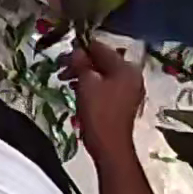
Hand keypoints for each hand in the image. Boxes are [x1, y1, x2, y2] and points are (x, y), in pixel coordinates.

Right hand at [67, 42, 145, 156]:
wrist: (109, 146)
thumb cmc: (98, 112)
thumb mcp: (86, 82)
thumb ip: (81, 62)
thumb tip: (76, 50)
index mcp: (125, 68)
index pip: (101, 48)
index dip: (80, 48)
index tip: (63, 52)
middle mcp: (131, 75)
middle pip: (102, 61)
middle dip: (80, 63)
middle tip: (61, 67)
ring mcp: (129, 89)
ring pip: (103, 73)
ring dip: (83, 74)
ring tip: (65, 79)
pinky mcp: (123, 102)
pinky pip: (106, 85)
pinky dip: (91, 84)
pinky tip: (77, 89)